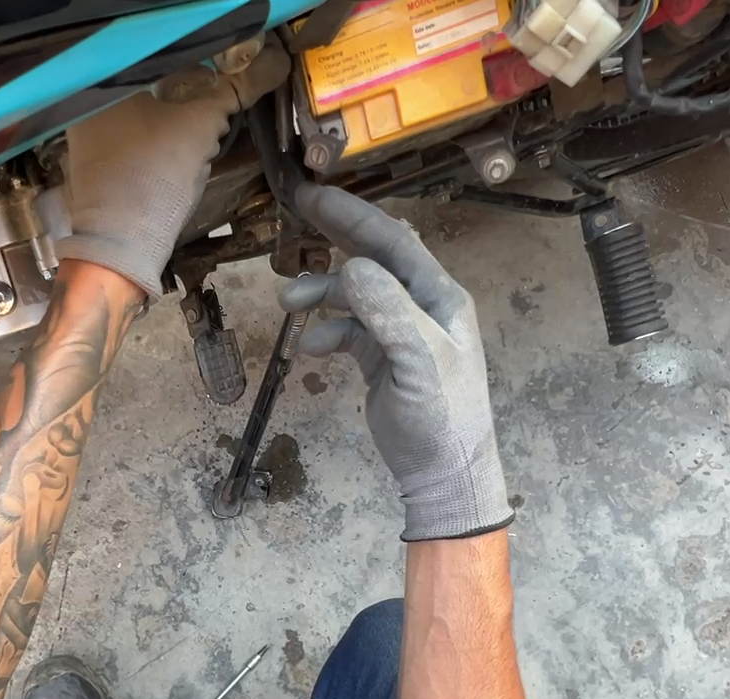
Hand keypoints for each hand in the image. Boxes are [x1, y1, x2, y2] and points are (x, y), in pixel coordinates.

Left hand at [58, 45, 289, 296]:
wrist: (122, 248)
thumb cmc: (156, 179)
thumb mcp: (202, 127)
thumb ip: (235, 90)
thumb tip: (274, 62)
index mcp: (107, 83)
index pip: (159, 61)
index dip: (194, 72)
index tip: (214, 87)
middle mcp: (86, 107)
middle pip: (146, 91)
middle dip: (180, 101)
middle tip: (207, 117)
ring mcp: (83, 143)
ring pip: (136, 121)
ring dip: (166, 128)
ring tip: (190, 145)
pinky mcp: (89, 174)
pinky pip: (127, 150)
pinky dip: (149, 153)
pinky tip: (166, 168)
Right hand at [279, 184, 512, 541]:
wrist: (442, 471)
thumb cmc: (442, 417)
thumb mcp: (420, 360)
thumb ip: (389, 312)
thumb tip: (353, 269)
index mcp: (437, 297)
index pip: (393, 241)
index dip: (352, 215)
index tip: (312, 196)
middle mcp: (420, 306)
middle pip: (373, 257)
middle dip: (335, 235)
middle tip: (295, 213)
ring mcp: (400, 333)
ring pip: (355, 297)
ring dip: (322, 294)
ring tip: (287, 302)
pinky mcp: (382, 359)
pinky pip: (350, 332)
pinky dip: (328, 332)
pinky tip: (311, 347)